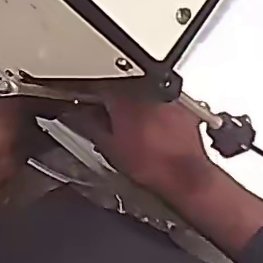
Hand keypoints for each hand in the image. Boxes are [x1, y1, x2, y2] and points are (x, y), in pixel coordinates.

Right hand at [76, 90, 262, 255]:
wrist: (185, 177)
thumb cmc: (153, 165)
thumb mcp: (109, 146)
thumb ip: (89, 125)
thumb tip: (77, 115)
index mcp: (124, 98)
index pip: (99, 85)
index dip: (89, 94)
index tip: (86, 102)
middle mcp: (147, 92)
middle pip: (121, 86)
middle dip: (111, 99)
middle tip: (107, 115)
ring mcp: (167, 98)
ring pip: (141, 92)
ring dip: (133, 103)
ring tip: (131, 124)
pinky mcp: (182, 105)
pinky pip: (160, 101)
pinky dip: (153, 109)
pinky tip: (151, 127)